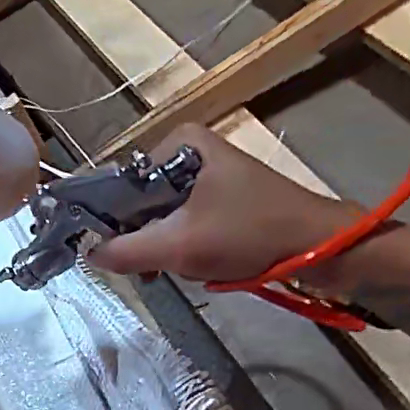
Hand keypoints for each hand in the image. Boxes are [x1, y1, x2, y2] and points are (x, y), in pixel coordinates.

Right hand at [86, 123, 359, 281]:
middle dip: (143, 236)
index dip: (111, 220)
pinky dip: (182, 245)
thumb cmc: (248, 234)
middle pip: (139, 200)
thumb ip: (125, 250)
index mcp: (178, 143)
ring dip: (162, 246)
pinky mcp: (222, 197)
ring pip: (159, 215)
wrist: (321, 247)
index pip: (120, 183)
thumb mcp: (178, 245)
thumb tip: (88, 254)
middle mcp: (190, 151)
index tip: (113, 251)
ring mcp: (208, 174)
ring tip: (178, 266)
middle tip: (151, 266)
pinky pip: (182, 221)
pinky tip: (194, 263)